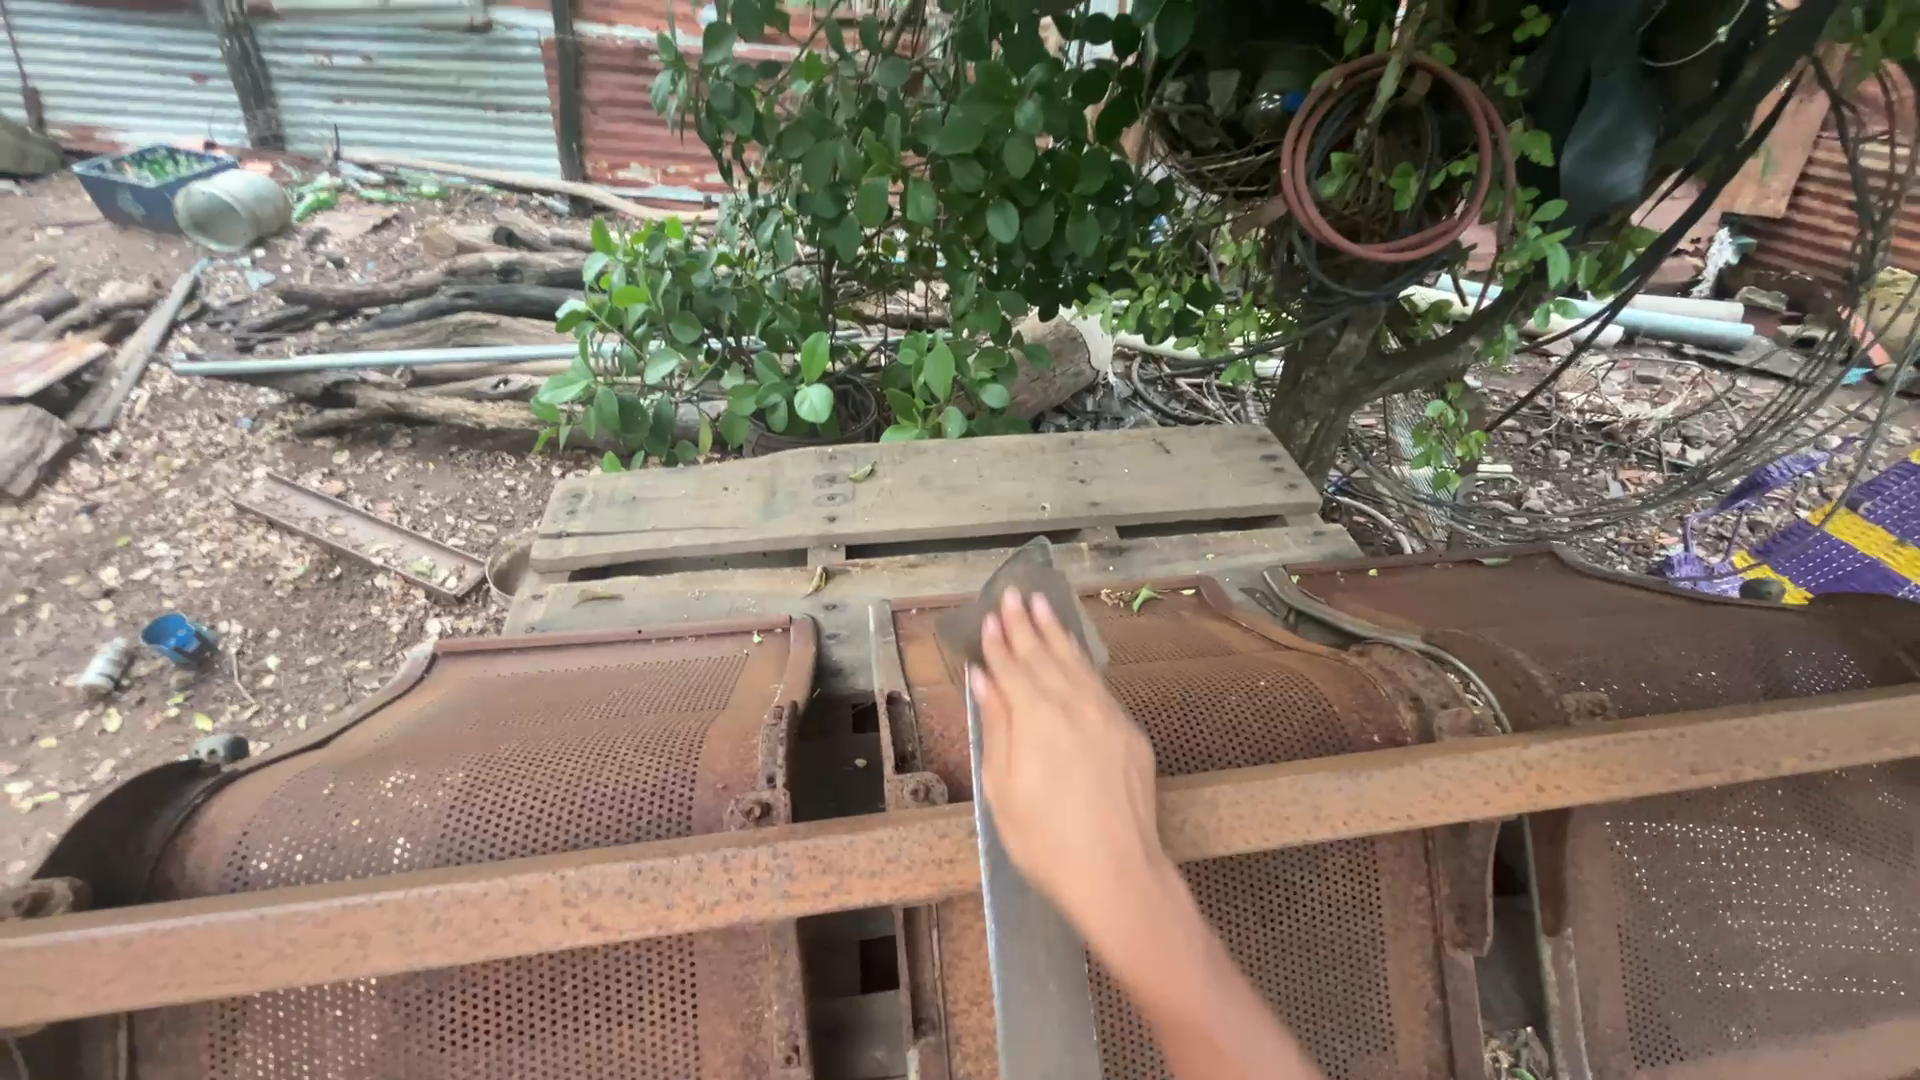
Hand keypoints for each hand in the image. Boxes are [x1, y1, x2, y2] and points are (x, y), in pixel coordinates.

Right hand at [968, 588, 1170, 942]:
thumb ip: (997, 726)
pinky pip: (1099, 684)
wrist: (1118, 873)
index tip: (989, 617)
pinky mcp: (1128, 731)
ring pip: (1076, 663)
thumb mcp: (1002, 788)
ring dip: (1057, 633)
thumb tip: (985, 680)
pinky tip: (1074, 652)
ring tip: (1043, 606)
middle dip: (1026, 624)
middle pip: (1044, 655)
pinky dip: (1082, 661)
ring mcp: (1106, 715)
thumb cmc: (1044, 840)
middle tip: (1014, 594)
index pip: (1012, 668)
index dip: (999, 643)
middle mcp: (1072, 704)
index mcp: (1035, 717)